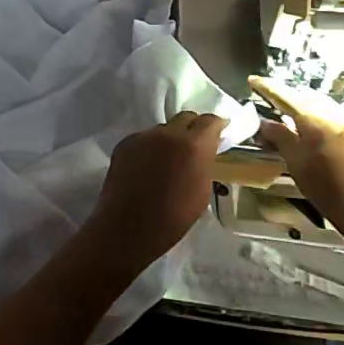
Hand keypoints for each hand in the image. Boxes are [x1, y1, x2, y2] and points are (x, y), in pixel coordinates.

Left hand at [86, 111, 226, 265]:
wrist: (129, 226)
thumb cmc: (173, 216)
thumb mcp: (202, 190)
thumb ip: (203, 163)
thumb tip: (202, 152)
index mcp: (193, 145)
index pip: (210, 121)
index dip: (216, 126)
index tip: (219, 132)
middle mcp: (168, 133)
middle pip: (185, 118)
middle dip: (193, 128)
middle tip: (195, 144)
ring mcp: (143, 136)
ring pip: (162, 130)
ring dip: (169, 139)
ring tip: (167, 160)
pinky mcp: (124, 144)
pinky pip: (143, 140)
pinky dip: (149, 148)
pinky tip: (147, 167)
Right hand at [249, 76, 343, 248]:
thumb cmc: (332, 194)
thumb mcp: (298, 167)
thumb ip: (281, 139)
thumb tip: (265, 122)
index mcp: (318, 123)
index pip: (288, 97)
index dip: (269, 88)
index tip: (255, 81)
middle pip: (315, 104)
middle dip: (301, 109)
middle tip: (290, 119)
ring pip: (340, 113)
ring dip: (329, 120)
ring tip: (325, 139)